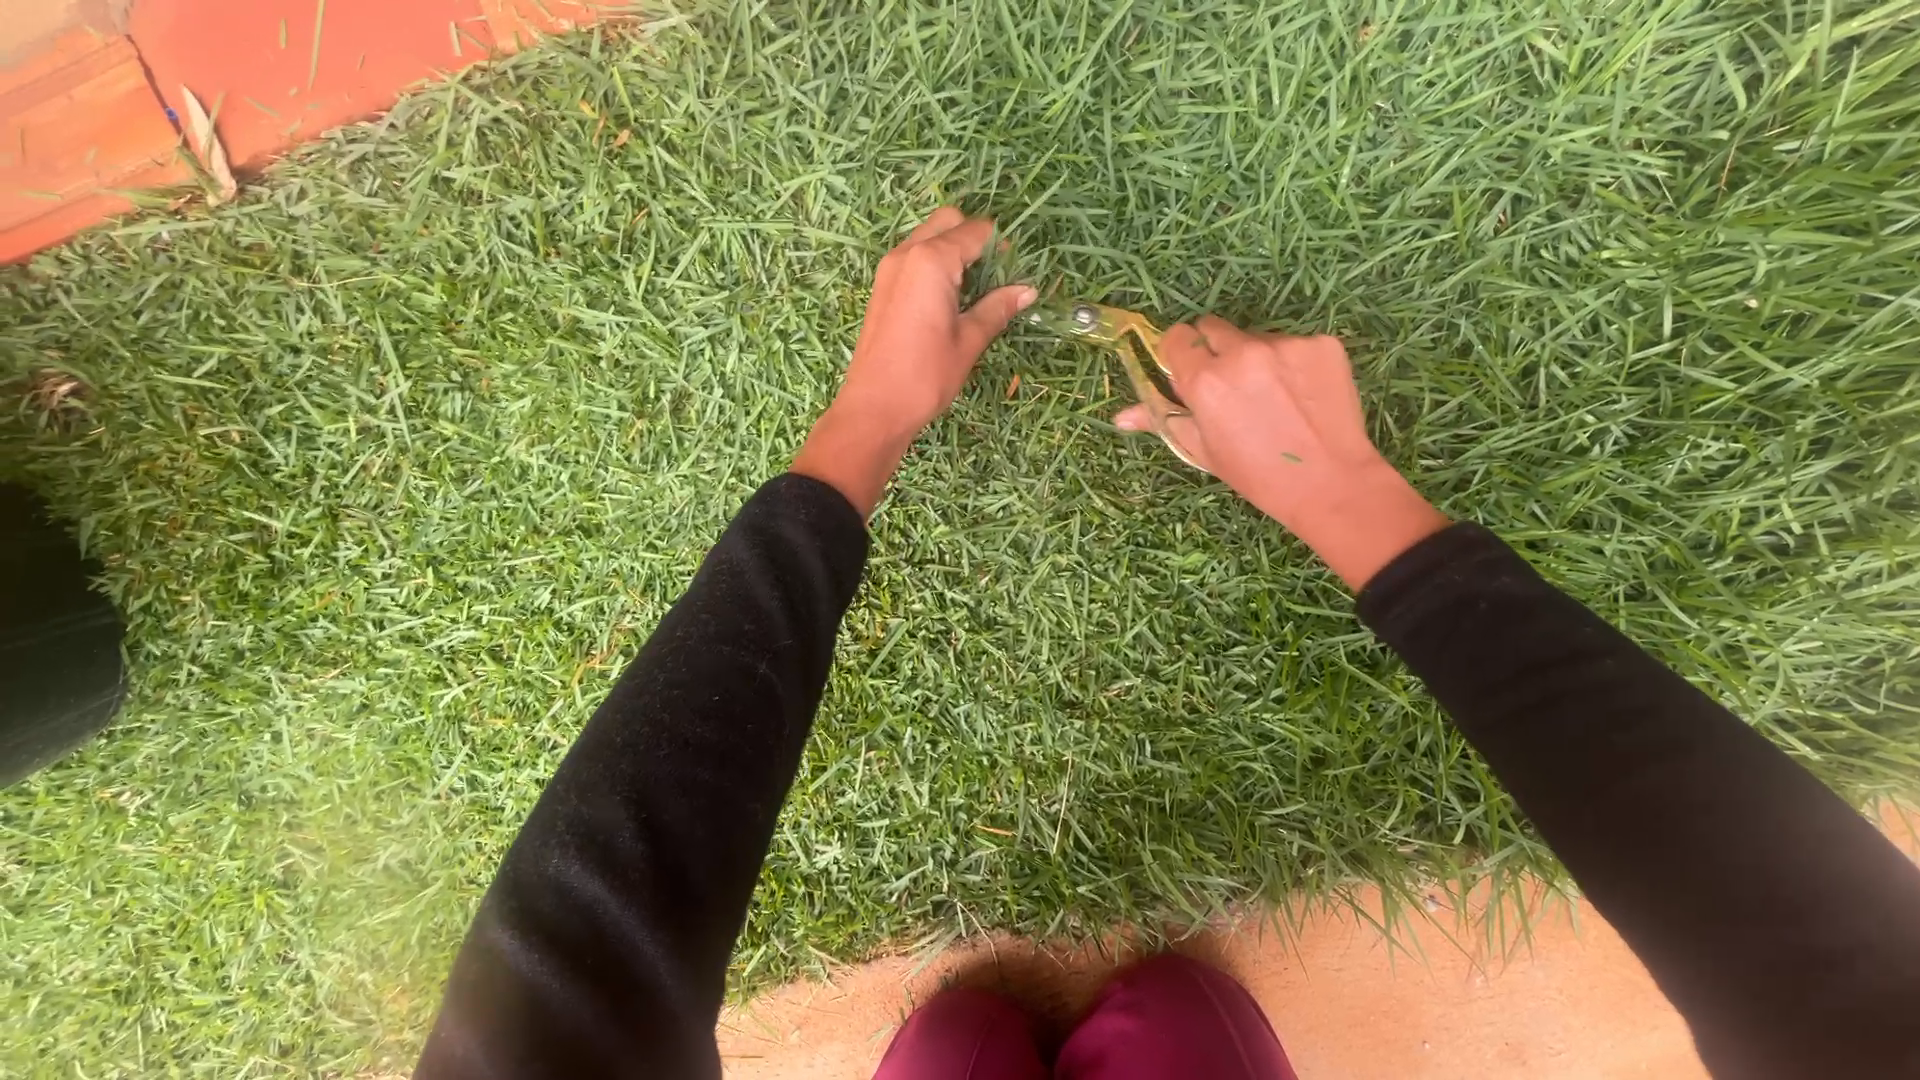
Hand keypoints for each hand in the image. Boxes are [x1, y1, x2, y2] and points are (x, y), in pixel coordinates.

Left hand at [794, 208, 1035, 516]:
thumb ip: (997, 308)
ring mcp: (889, 269)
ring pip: (928, 238)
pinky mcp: (882, 287)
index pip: (975, 232)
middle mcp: (907, 254)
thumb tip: (1027, 291)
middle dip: (975, 240)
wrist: (874, 408)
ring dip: (953, 252)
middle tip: (994, 278)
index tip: (1016, 272)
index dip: (1001, 248)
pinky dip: (935, 266)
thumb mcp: (969, 341)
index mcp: (931, 261)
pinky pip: (913, 258)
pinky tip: (949, 300)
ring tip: (973, 292)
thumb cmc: (925, 375)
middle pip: (948, 223)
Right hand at [1115, 316, 1446, 588]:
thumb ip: (1162, 421)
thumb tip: (1121, 417)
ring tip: (1273, 398)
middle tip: (1230, 387)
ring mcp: (1285, 345)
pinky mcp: (1322, 343)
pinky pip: (1293, 343)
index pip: (1177, 338)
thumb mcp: (1202, 450)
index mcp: (1205, 381)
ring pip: (1254, 337)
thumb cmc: (1256, 475)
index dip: (1181, 355)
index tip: (1191, 374)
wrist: (1330, 483)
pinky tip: (1301, 395)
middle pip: (1212, 328)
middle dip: (1214, 351)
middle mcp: (1242, 354)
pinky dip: (1292, 363)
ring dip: (1255, 358)